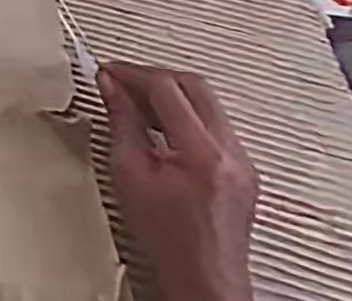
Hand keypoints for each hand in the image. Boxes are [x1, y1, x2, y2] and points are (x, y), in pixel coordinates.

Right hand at [98, 62, 257, 300]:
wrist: (203, 283)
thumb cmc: (167, 241)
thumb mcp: (129, 174)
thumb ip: (121, 121)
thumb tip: (110, 85)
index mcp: (203, 153)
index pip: (166, 88)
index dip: (132, 73)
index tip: (109, 71)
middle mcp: (230, 152)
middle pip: (193, 85)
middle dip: (153, 76)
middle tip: (123, 80)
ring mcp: (242, 159)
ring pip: (205, 100)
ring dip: (169, 92)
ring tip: (138, 102)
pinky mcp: (243, 167)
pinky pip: (213, 120)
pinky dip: (184, 112)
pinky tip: (160, 123)